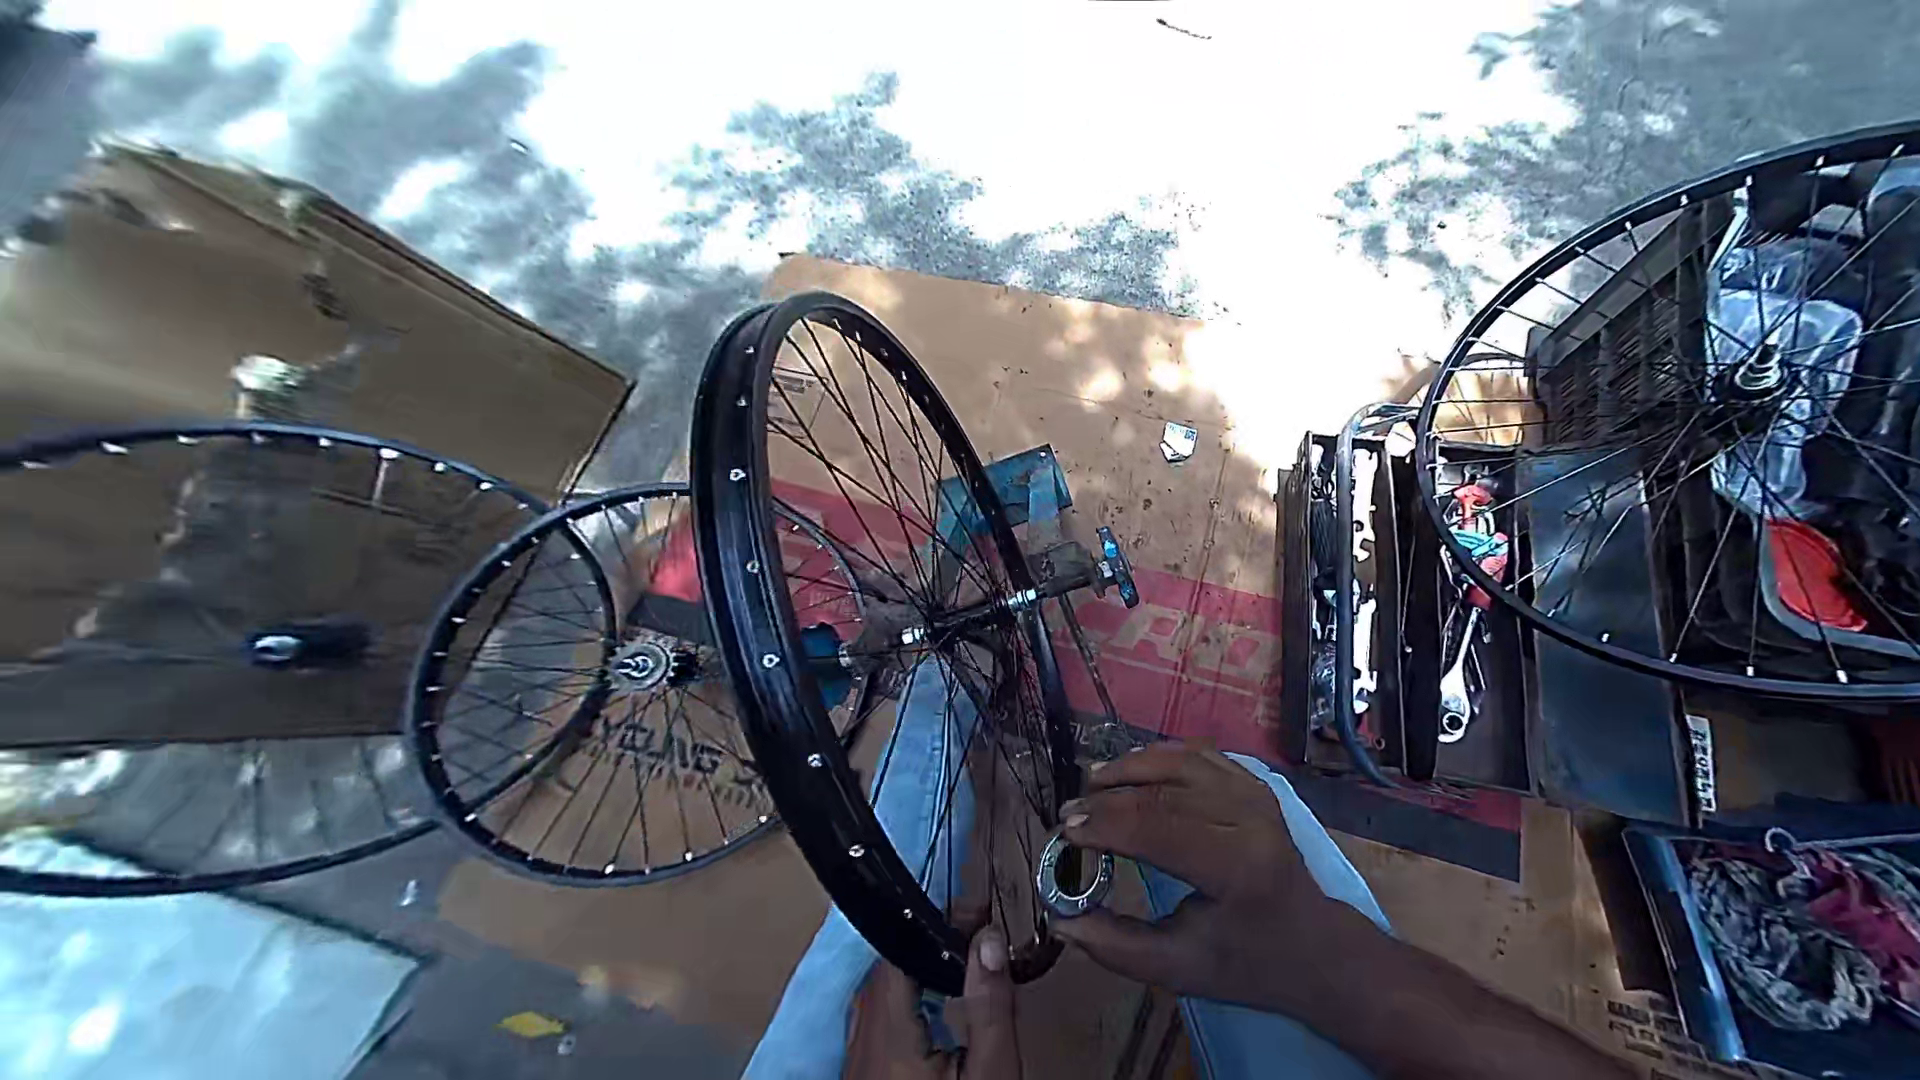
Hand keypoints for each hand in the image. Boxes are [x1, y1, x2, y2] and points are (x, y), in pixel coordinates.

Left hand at [843, 927, 1020, 1078]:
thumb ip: (990, 1007)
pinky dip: (910, 999)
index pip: (899, 948)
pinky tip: (938, 1008)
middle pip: (892, 965)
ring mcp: (857, 1058)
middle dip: (934, 943)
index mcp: (886, 1032)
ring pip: (884, 990)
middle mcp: (861, 1038)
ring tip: (966, 965)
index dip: (936, 922)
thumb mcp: (990, 1077)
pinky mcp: (864, 1074)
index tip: (975, 914)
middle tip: (978, 936)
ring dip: (922, 970)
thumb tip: (989, 938)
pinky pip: (880, 1017)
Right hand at [1051, 741, 1365, 1012]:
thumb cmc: (1248, 963)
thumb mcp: (1182, 969)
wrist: (1316, 944)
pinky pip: (1194, 753)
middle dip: (1106, 799)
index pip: (1159, 831)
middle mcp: (1250, 818)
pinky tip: (1129, 768)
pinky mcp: (1252, 780)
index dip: (1106, 826)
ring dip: (1127, 768)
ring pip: (1175, 761)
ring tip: (1092, 782)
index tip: (1066, 832)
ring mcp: (1254, 792)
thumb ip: (1117, 947)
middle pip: (1161, 792)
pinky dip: (1155, 756)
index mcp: (1239, 868)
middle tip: (1070, 813)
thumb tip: (1058, 923)